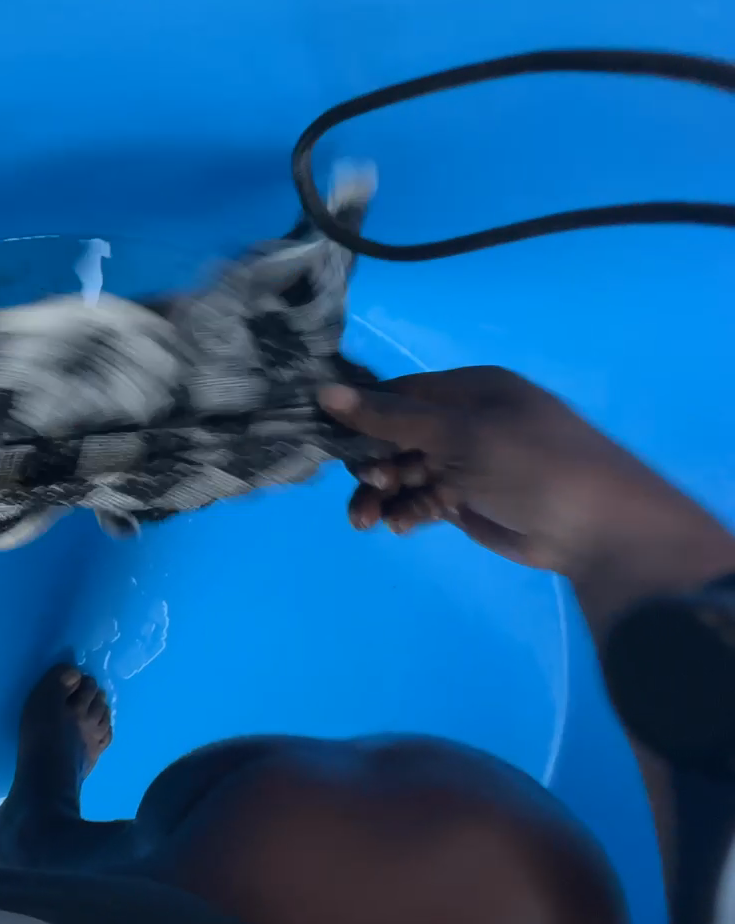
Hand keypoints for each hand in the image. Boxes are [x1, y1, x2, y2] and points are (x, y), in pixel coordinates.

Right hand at [318, 367, 733, 581]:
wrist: (601, 532)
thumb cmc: (532, 466)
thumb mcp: (458, 434)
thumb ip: (387, 417)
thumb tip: (321, 391)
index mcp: (466, 391)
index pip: (391, 395)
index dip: (357, 417)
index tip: (329, 442)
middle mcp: (461, 421)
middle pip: (387, 438)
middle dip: (369, 465)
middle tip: (373, 483)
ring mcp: (461, 461)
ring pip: (396, 473)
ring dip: (377, 495)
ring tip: (366, 521)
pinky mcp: (461, 496)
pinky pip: (414, 498)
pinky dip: (401, 511)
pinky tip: (399, 526)